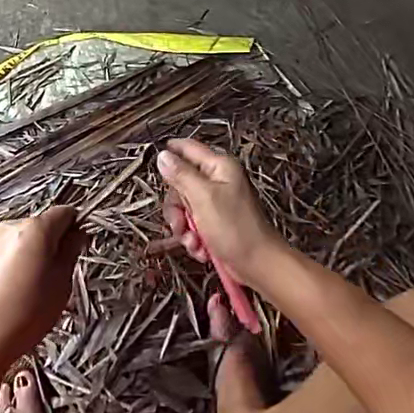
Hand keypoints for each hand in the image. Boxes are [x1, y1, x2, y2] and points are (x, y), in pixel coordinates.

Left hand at [0, 205, 84, 378]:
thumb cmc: (20, 318)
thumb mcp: (60, 287)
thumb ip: (71, 253)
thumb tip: (76, 235)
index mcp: (35, 229)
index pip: (65, 213)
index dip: (75, 229)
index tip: (76, 248)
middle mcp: (8, 228)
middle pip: (40, 225)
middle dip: (50, 244)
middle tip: (53, 276)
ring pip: (18, 240)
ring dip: (28, 255)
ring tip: (27, 290)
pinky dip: (7, 265)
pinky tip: (5, 294)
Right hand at [157, 138, 291, 286]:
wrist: (257, 264)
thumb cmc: (237, 230)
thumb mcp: (203, 198)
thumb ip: (181, 175)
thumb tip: (163, 156)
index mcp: (219, 167)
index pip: (188, 148)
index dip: (170, 153)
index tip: (156, 165)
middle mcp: (218, 181)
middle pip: (180, 183)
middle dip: (176, 208)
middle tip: (181, 223)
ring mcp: (217, 202)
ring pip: (184, 207)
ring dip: (184, 228)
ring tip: (194, 241)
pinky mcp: (216, 222)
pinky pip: (193, 225)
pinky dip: (193, 238)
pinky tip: (202, 248)